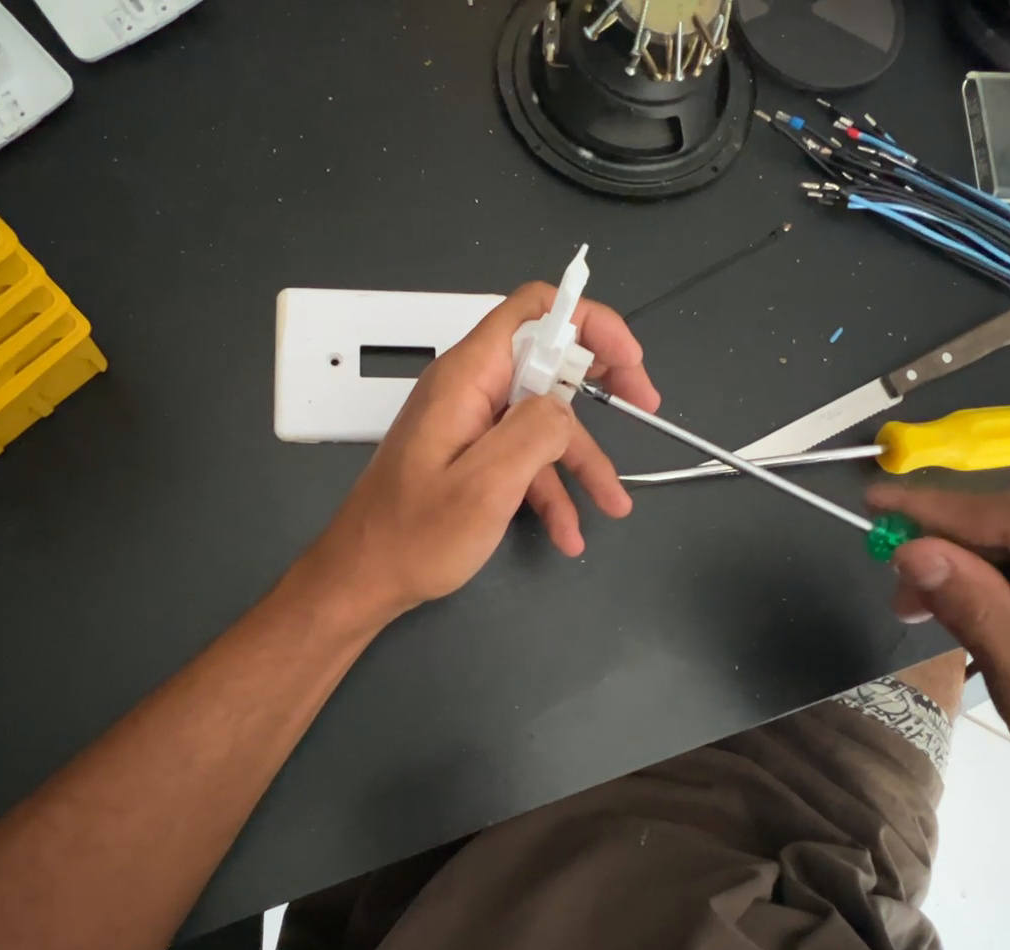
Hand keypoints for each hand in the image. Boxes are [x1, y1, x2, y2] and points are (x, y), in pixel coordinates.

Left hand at [294, 282, 658, 625]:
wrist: (364, 578)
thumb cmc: (416, 534)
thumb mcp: (486, 484)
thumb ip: (536, 432)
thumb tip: (565, 412)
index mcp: (467, 377)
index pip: (534, 311)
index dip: (589, 322)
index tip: (628, 360)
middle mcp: (469, 390)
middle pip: (547, 363)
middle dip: (600, 387)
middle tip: (645, 405)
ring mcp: (469, 426)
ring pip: (541, 424)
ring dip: (582, 463)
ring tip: (614, 506)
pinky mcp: (469, 459)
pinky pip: (520, 460)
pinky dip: (549, 491)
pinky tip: (570, 533)